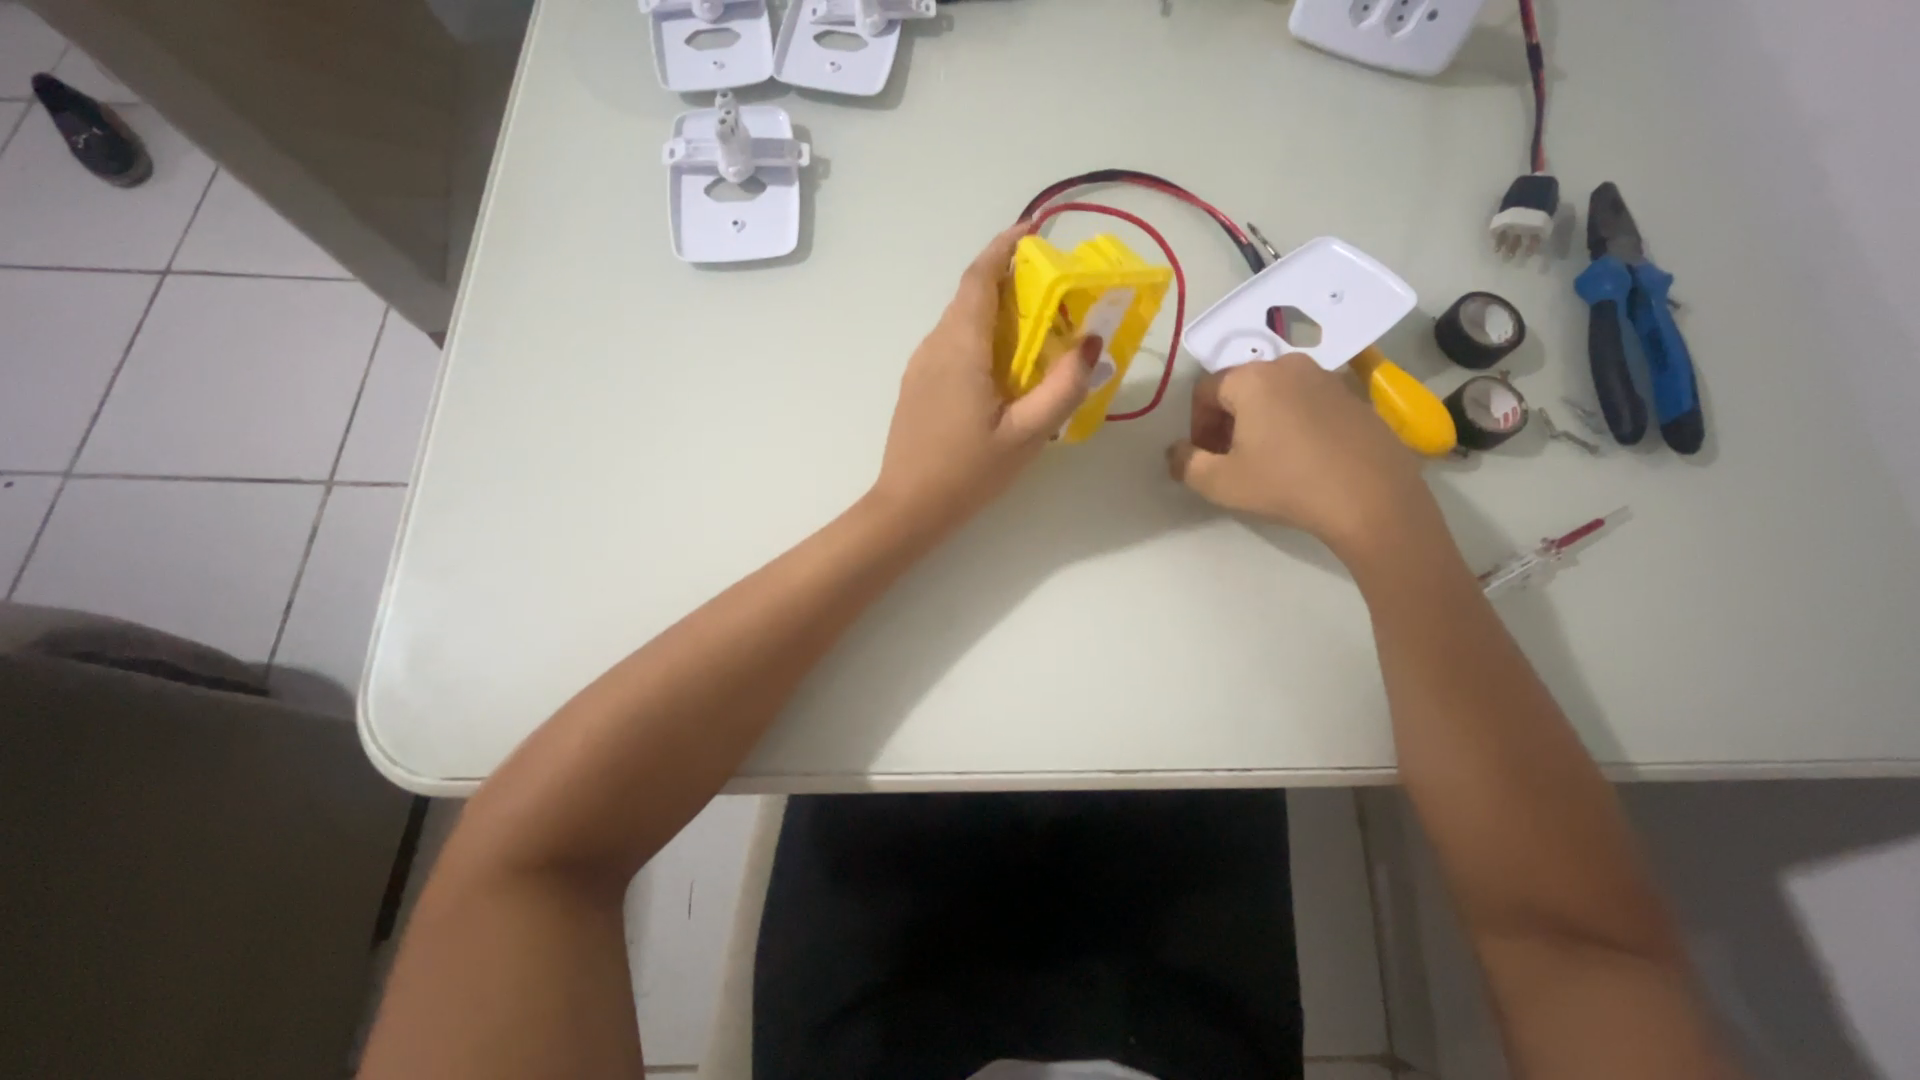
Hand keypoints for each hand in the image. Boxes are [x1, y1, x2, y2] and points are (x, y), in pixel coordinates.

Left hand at [870, 224, 1100, 533]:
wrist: (908, 508)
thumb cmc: (967, 471)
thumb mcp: (1026, 434)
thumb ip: (1062, 387)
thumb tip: (1091, 342)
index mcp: (961, 346)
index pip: (980, 277)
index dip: (1005, 246)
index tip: (1035, 227)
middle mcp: (936, 344)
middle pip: (972, 294)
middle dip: (1011, 279)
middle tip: (1056, 287)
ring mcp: (921, 364)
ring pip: (962, 320)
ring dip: (998, 311)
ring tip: (1039, 326)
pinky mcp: (918, 384)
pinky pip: (953, 343)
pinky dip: (983, 336)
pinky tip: (1005, 365)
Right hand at [1167, 355, 1440, 560]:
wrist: (1372, 497)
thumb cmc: (1287, 485)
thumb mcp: (1221, 483)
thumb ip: (1186, 463)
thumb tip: (1176, 451)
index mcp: (1252, 378)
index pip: (1205, 391)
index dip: (1196, 426)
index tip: (1206, 458)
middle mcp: (1289, 365)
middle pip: (1241, 388)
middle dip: (1228, 422)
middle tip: (1232, 460)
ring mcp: (1327, 377)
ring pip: (1276, 394)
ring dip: (1261, 421)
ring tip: (1268, 460)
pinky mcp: (1355, 396)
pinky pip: (1309, 403)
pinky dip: (1295, 424)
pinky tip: (1305, 459)